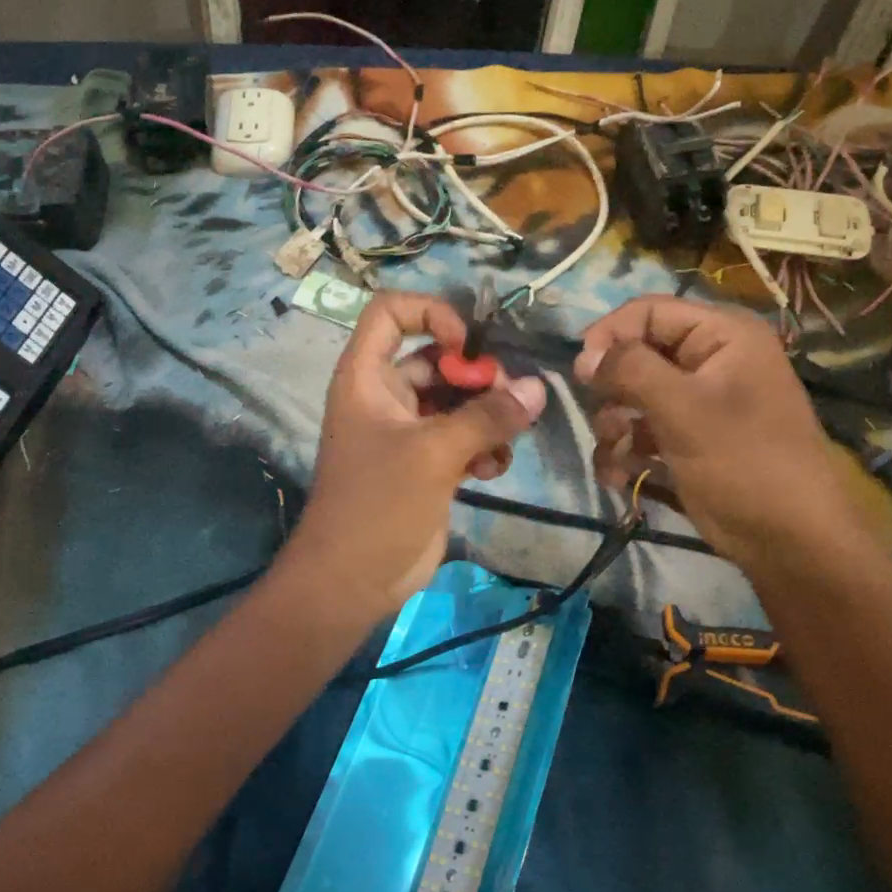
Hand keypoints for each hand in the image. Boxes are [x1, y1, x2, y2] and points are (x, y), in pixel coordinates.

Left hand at [283, 293, 547, 615]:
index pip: (391, 313)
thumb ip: (488, 417)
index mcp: (366, 377)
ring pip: (456, 402)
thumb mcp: (434, 452)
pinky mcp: (426, 467)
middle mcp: (385, 397)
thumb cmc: (379, 503)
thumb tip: (538, 388)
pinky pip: (463, 439)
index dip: (431, 315)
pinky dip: (484, 447)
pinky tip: (495, 469)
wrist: (353, 578)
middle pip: (437, 360)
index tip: (465, 347)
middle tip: (508, 403)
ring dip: (488, 416)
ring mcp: (406, 433)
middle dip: (477, 378)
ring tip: (506, 442)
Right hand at [574, 296, 857, 567]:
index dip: (610, 335)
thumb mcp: (684, 408)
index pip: (648, 312)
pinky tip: (618, 477)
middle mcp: (708, 362)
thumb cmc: (744, 461)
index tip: (582, 372)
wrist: (788, 539)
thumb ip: (630, 370)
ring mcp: (695, 405)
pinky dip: (623, 453)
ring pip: (629, 399)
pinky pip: (638, 434)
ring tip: (619, 456)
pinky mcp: (684, 442)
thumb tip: (584, 355)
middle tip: (609, 423)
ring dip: (612, 428)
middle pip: (634, 357)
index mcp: (721, 336)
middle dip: (612, 392)